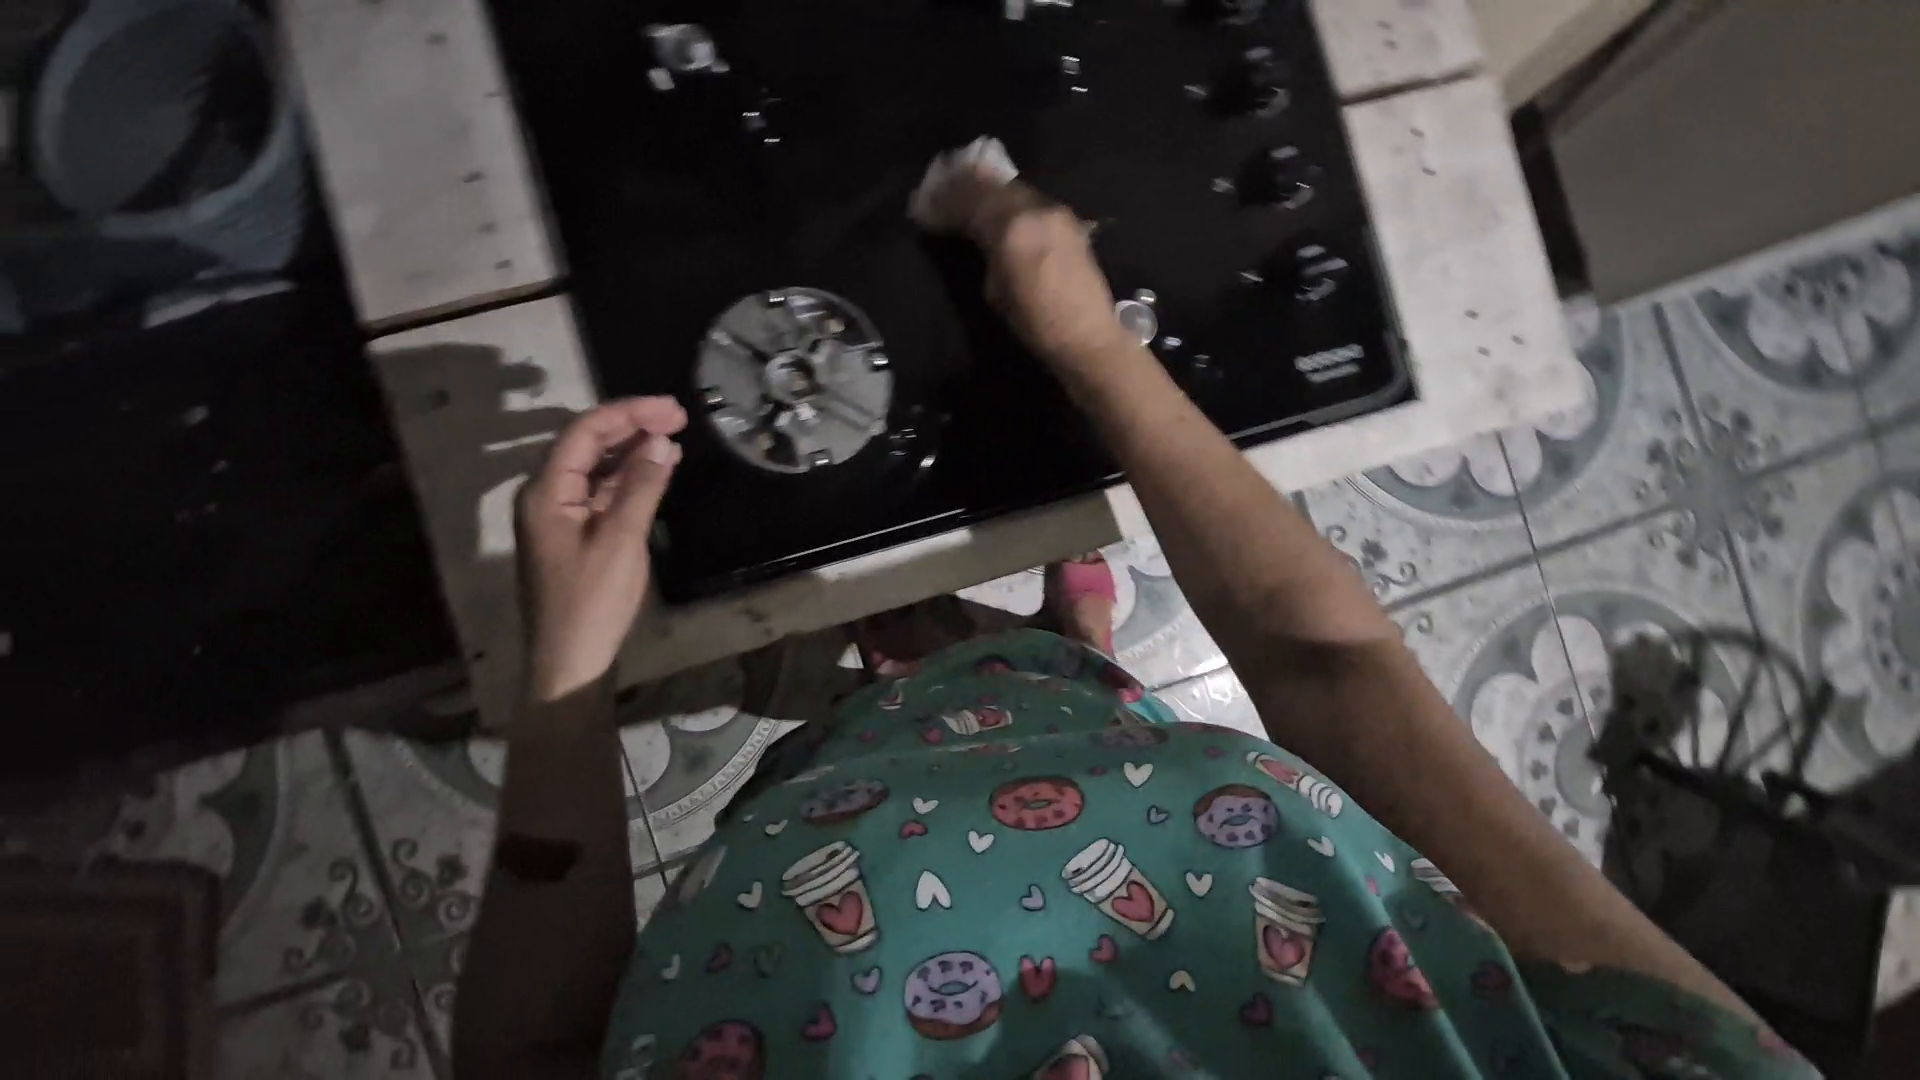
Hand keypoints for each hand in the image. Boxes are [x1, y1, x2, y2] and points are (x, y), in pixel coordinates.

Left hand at [515, 397, 687, 701]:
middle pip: (586, 444)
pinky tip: (657, 470)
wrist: (571, 658)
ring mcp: (559, 514)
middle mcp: (546, 494)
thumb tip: (661, 442)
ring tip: (672, 436)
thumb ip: (641, 486)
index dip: (628, 413)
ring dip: (632, 449)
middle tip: (677, 416)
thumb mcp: (621, 539)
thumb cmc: (592, 600)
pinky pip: (601, 491)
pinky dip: (629, 477)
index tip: (672, 409)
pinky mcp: (575, 533)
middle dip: (630, 425)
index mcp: (545, 491)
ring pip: (595, 466)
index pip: (584, 432)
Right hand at [933, 174, 1132, 364]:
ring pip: (1012, 188)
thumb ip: (982, 252)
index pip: (969, 201)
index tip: (924, 206)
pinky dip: (1008, 200)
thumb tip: (972, 235)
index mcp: (1011, 229)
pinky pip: (1030, 200)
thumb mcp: (994, 291)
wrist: (1087, 336)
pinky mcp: (1069, 220)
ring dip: (986, 189)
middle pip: (991, 185)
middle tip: (941, 190)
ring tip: (966, 194)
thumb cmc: (1035, 324)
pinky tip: (998, 209)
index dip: (943, 202)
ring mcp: (1055, 211)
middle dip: (963, 186)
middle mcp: (1034, 209)